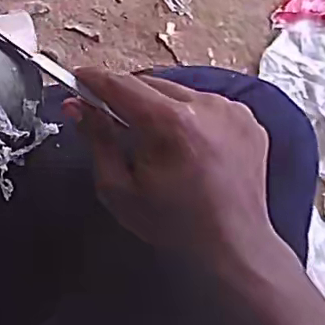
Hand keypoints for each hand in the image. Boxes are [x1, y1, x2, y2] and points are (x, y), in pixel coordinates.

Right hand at [68, 69, 291, 274]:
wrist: (233, 246)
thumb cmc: (173, 224)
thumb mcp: (118, 187)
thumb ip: (97, 140)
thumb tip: (76, 108)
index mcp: (171, 123)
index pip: (121, 85)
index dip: (93, 79)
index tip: (76, 78)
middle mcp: (206, 107)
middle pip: (149, 83)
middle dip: (123, 96)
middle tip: (106, 118)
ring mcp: (232, 110)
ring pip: (176, 90)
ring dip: (155, 104)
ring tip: (149, 138)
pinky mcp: (247, 119)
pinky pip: (204, 103)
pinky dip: (185, 114)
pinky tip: (182, 145)